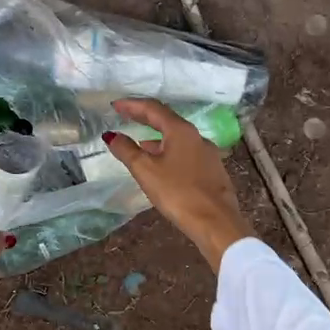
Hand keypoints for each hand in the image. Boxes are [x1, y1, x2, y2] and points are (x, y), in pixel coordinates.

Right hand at [103, 98, 253, 272]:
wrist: (217, 224)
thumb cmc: (178, 193)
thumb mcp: (146, 171)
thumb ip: (126, 150)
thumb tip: (111, 135)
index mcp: (180, 131)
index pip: (153, 108)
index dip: (132, 105)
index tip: (114, 105)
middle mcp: (196, 136)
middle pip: (166, 120)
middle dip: (143, 117)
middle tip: (124, 115)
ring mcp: (208, 153)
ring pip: (177, 137)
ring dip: (156, 135)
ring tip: (138, 142)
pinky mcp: (212, 170)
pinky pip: (185, 151)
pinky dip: (168, 150)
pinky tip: (161, 163)